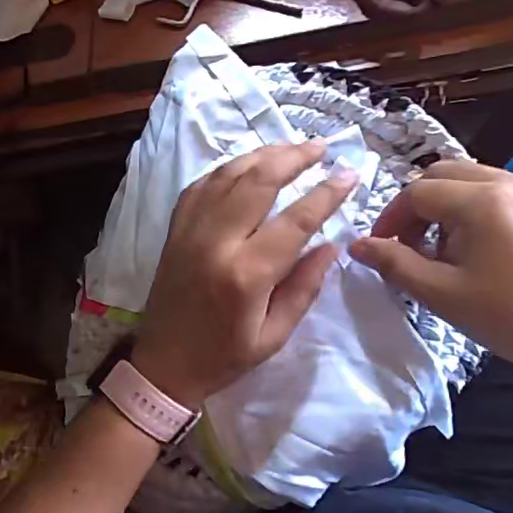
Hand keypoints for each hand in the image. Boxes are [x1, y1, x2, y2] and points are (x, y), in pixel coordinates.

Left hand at [131, 141, 355, 407]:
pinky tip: (246, 167)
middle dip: (293, 157)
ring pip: (227, 175)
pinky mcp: (173, 231)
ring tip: (290, 148)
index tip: (350, 174)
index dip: (326, 193)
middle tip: (321, 147)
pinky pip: (201, 186)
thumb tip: (331, 243)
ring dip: (262, 155)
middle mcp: (216, 243)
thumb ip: (304, 287)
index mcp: (246, 274)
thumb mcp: (274, 336)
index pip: (296, 220)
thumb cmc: (223, 357)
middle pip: (258, 181)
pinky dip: (227, 170)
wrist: (162, 365)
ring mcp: (189, 232)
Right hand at [348, 160, 512, 415]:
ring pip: (477, 180)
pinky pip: (508, 193)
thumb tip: (357, 246)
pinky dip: (483, 210)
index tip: (382, 248)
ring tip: (449, 251)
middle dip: (419, 206)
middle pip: (446, 174)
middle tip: (411, 245)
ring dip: (450, 207)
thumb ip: (394, 264)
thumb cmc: (509, 318)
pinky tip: (487, 251)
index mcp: (482, 202)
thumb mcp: (441, 294)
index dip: (391, 218)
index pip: (417, 192)